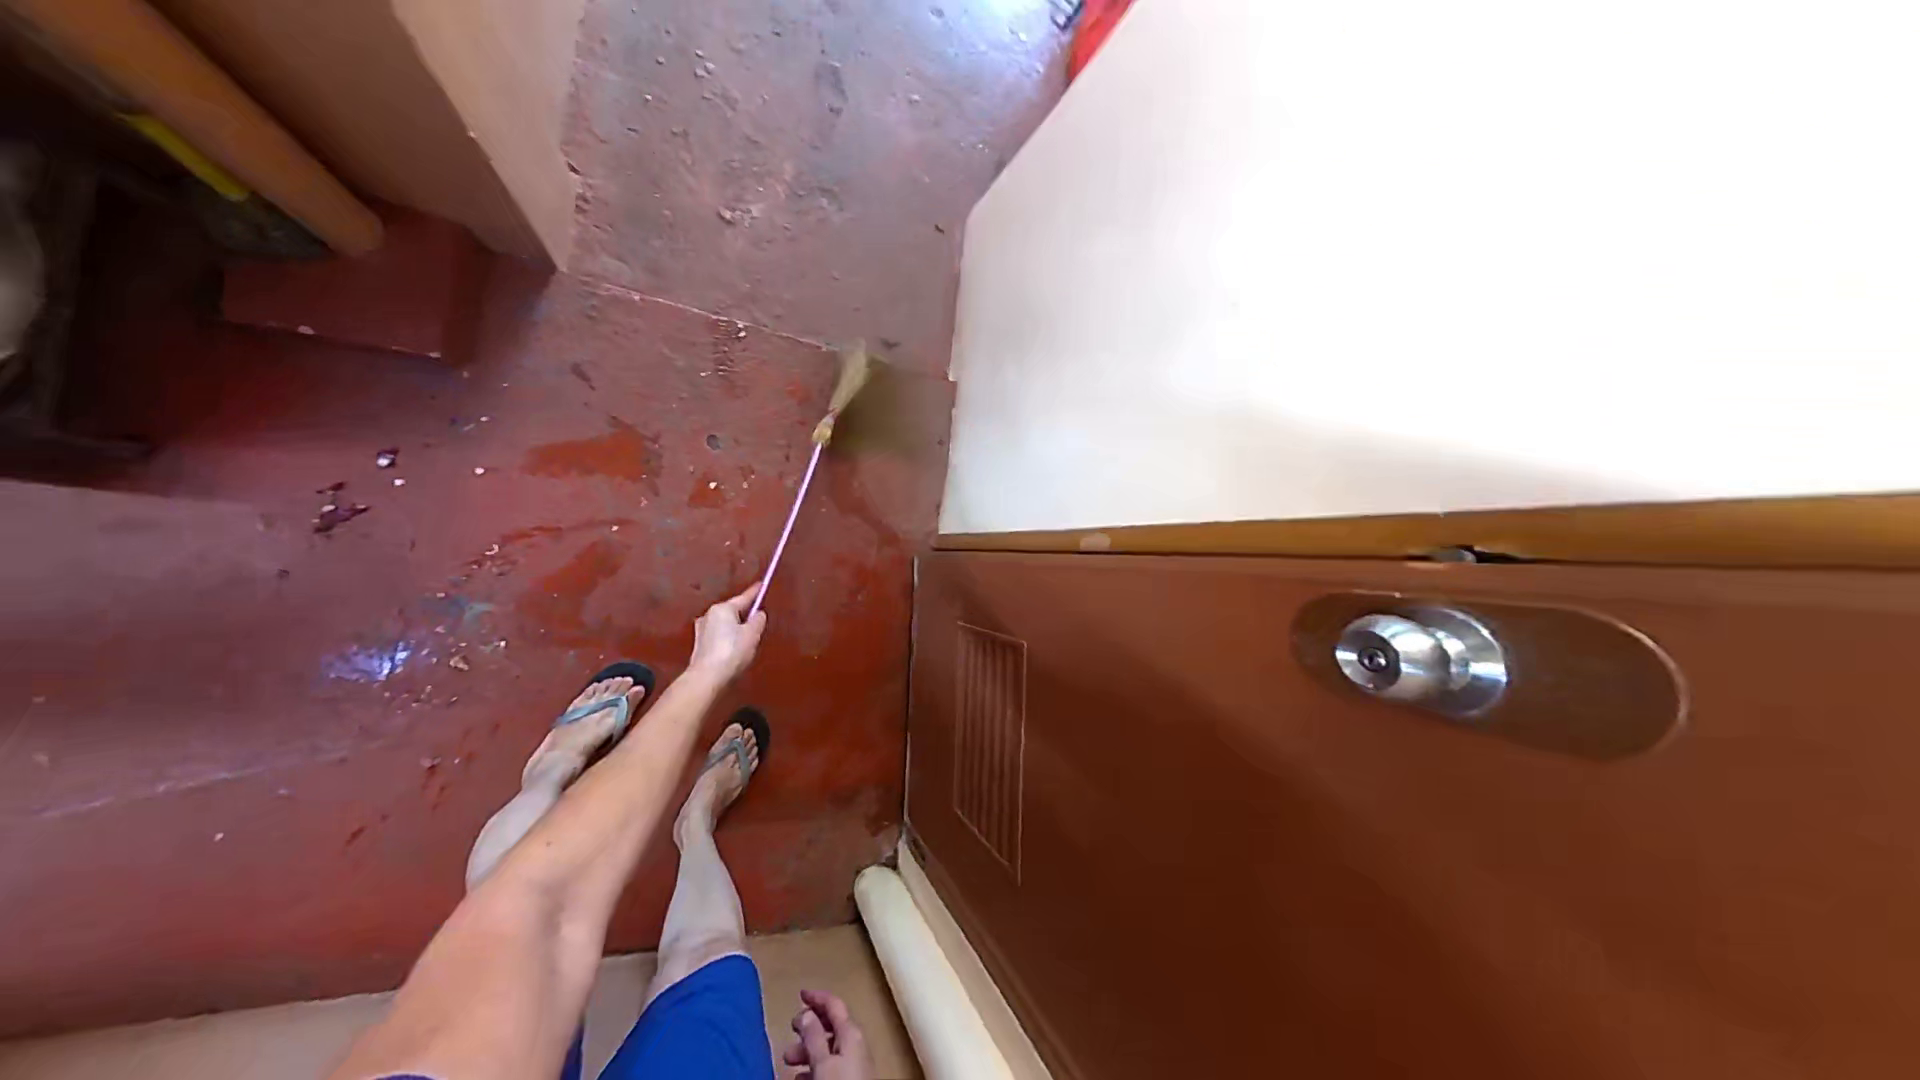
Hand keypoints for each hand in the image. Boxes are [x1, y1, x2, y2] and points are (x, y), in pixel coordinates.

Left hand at [687, 582, 766, 683]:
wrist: (708, 676)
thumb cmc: (732, 652)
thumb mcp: (752, 634)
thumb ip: (758, 620)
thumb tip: (758, 614)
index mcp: (722, 609)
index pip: (744, 598)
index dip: (755, 592)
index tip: (761, 584)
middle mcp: (709, 615)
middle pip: (733, 611)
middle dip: (745, 614)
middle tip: (758, 619)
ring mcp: (702, 630)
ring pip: (725, 623)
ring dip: (736, 627)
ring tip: (748, 637)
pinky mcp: (700, 644)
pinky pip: (719, 635)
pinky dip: (728, 637)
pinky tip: (734, 648)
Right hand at [783, 989, 872, 1079]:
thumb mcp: (823, 1062)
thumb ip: (813, 1036)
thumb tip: (807, 1012)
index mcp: (851, 1033)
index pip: (834, 1005)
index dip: (817, 997)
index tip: (800, 993)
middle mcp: (854, 1044)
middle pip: (829, 1027)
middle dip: (808, 1028)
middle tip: (789, 1034)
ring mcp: (853, 1064)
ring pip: (827, 1050)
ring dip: (806, 1052)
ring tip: (788, 1063)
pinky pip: (829, 1068)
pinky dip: (812, 1069)